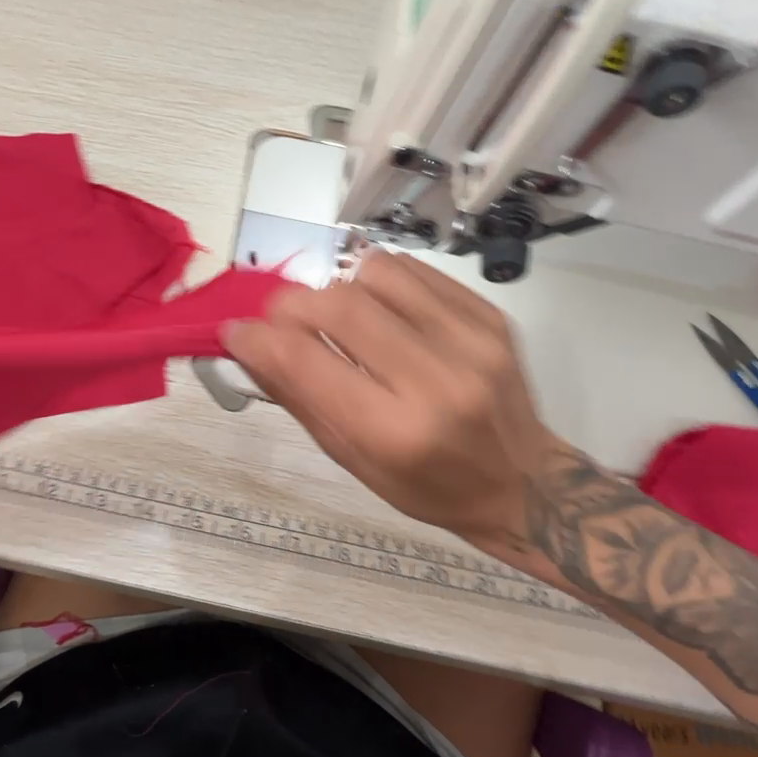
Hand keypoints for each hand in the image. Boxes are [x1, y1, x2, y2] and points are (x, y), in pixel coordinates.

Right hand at [224, 251, 556, 547]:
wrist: (522, 482)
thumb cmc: (425, 485)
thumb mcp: (352, 460)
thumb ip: (299, 399)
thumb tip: (248, 347)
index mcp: (393, 432)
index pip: (307, 363)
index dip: (258, 338)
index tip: (236, 331)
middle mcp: (435, 381)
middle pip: (339, 307)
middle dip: (291, 305)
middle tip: (278, 319)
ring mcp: (470, 341)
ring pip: (375, 274)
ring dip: (337, 288)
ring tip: (337, 317)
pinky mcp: (488, 315)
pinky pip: (414, 271)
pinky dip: (378, 282)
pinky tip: (377, 309)